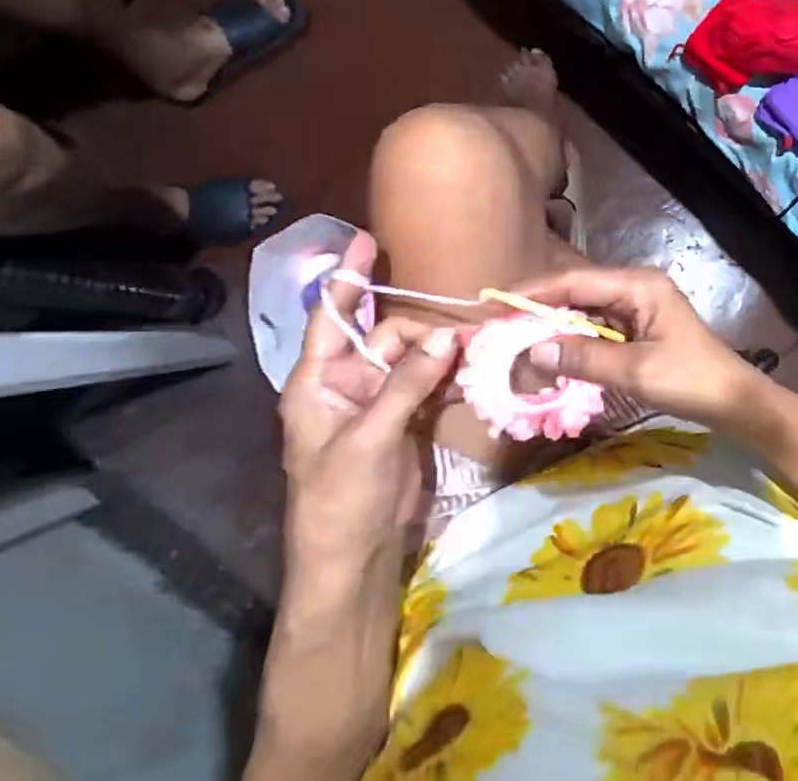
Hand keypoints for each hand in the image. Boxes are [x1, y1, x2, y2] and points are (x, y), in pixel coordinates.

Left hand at [277, 232, 459, 587]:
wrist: (355, 558)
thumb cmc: (340, 497)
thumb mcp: (369, 438)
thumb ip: (407, 384)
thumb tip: (448, 336)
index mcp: (318, 382)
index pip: (332, 317)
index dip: (347, 279)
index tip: (365, 240)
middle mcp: (348, 383)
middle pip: (389, 337)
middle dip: (423, 331)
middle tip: (465, 334)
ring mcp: (381, 402)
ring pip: (416, 360)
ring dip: (444, 354)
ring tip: (478, 349)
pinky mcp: (407, 421)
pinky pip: (432, 387)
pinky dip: (452, 380)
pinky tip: (476, 376)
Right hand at [511, 265, 797, 441]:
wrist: (734, 402)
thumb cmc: (691, 381)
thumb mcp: (636, 371)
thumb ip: (584, 358)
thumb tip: (532, 349)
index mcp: (638, 286)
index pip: (574, 281)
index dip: (532, 292)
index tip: (494, 303)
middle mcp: (633, 288)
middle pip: (574, 292)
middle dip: (536, 309)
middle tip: (497, 325)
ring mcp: (635, 308)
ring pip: (581, 311)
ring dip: (550, 327)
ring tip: (513, 340)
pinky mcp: (635, 329)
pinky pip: (594, 329)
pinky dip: (570, 341)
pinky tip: (548, 353)